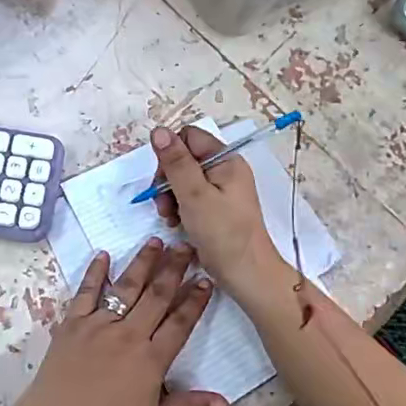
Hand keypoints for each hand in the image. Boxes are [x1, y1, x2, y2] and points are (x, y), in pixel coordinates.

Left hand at [1, 241, 224, 405]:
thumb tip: (228, 404)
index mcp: (151, 360)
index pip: (180, 323)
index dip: (195, 301)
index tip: (207, 280)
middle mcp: (128, 335)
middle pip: (156, 296)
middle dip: (174, 269)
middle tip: (186, 246)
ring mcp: (98, 326)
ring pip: (126, 287)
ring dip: (142, 262)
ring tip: (155, 241)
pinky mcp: (71, 325)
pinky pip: (86, 292)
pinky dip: (95, 272)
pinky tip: (103, 255)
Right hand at [149, 126, 285, 294]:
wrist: (248, 275)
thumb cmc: (222, 234)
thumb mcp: (193, 195)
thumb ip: (175, 162)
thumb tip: (158, 130)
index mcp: (226, 159)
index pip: (189, 137)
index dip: (170, 155)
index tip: (163, 180)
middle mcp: (226, 170)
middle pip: (184, 159)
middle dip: (168, 179)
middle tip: (163, 206)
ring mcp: (223, 190)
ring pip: (185, 179)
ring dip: (171, 196)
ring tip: (170, 218)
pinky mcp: (218, 208)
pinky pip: (192, 197)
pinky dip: (180, 207)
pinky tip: (177, 223)